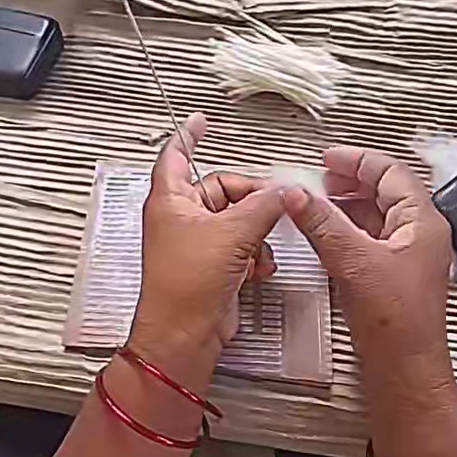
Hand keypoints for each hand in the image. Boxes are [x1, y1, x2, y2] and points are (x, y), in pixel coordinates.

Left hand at [126, 115, 285, 386]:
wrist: (185, 334)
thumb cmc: (188, 283)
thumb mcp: (232, 234)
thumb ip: (263, 206)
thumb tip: (285, 191)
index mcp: (170, 200)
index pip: (176, 155)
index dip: (190, 136)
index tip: (203, 121)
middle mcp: (181, 218)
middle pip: (223, 190)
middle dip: (251, 198)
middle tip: (274, 203)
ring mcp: (198, 242)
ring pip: (237, 219)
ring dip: (257, 231)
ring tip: (261, 247)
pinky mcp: (213, 265)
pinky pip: (241, 245)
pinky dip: (254, 252)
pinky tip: (259, 267)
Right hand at [281, 148, 456, 398]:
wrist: (405, 372)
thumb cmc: (396, 324)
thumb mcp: (354, 262)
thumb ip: (323, 224)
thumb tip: (296, 194)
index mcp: (423, 222)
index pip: (390, 173)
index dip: (357, 161)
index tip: (327, 159)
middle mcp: (419, 235)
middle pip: (384, 190)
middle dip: (350, 181)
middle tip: (320, 178)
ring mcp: (407, 255)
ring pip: (375, 215)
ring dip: (346, 205)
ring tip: (318, 202)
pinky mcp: (392, 275)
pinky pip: (369, 239)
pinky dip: (347, 229)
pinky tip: (326, 233)